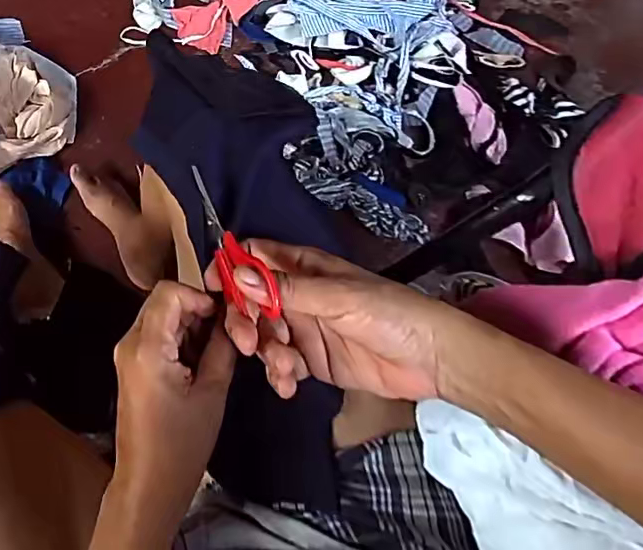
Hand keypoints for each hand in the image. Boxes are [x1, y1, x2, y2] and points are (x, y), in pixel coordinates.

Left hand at [112, 280, 236, 484]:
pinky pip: (157, 332)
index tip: (221, 316)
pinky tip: (198, 361)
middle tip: (222, 331)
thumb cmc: (181, 446)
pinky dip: (180, 336)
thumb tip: (233, 316)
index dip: (199, 296)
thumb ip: (222, 345)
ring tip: (214, 349)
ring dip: (190, 322)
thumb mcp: (212, 392)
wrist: (147, 488)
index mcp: (146, 347)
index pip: (169, 291)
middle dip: (196, 308)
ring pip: (163, 314)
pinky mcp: (132, 364)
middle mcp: (130, 342)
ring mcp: (127, 353)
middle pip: (164, 299)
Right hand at [212, 240, 474, 401]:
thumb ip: (287, 290)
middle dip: (244, 320)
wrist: (429, 357)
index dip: (232, 268)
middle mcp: (299, 294)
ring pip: (265, 334)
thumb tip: (239, 274)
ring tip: (284, 368)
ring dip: (265, 352)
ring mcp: (305, 327)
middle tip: (248, 342)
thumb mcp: (336, 298)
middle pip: (252, 299)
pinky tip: (290, 385)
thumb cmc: (387, 312)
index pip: (256, 257)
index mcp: (304, 267)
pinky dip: (280, 374)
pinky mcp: (313, 360)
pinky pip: (282, 364)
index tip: (213, 290)